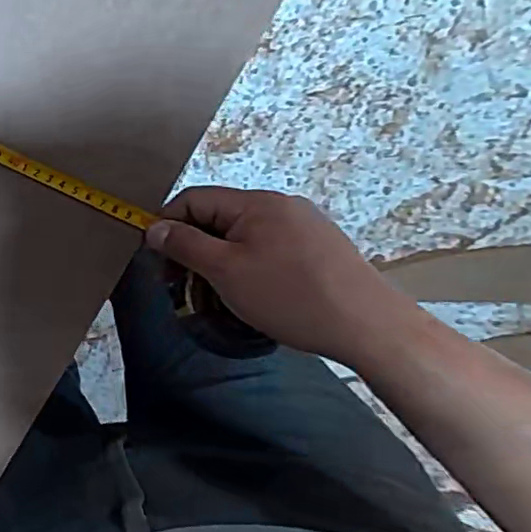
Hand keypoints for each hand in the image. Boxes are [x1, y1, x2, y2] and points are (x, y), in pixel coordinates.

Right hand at [142, 186, 420, 365]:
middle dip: (192, 246)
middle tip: (178, 280)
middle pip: (216, 216)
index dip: (167, 224)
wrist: (376, 332)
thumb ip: (183, 244)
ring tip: (212, 291)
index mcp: (257, 203)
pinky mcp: (320, 249)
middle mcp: (282, 205)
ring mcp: (305, 226)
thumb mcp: (225, 271)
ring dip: (218, 258)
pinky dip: (247, 264)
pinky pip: (267, 247)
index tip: (155, 257)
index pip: (192, 199)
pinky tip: (249, 291)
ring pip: (241, 234)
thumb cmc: (292, 297)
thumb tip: (154, 228)